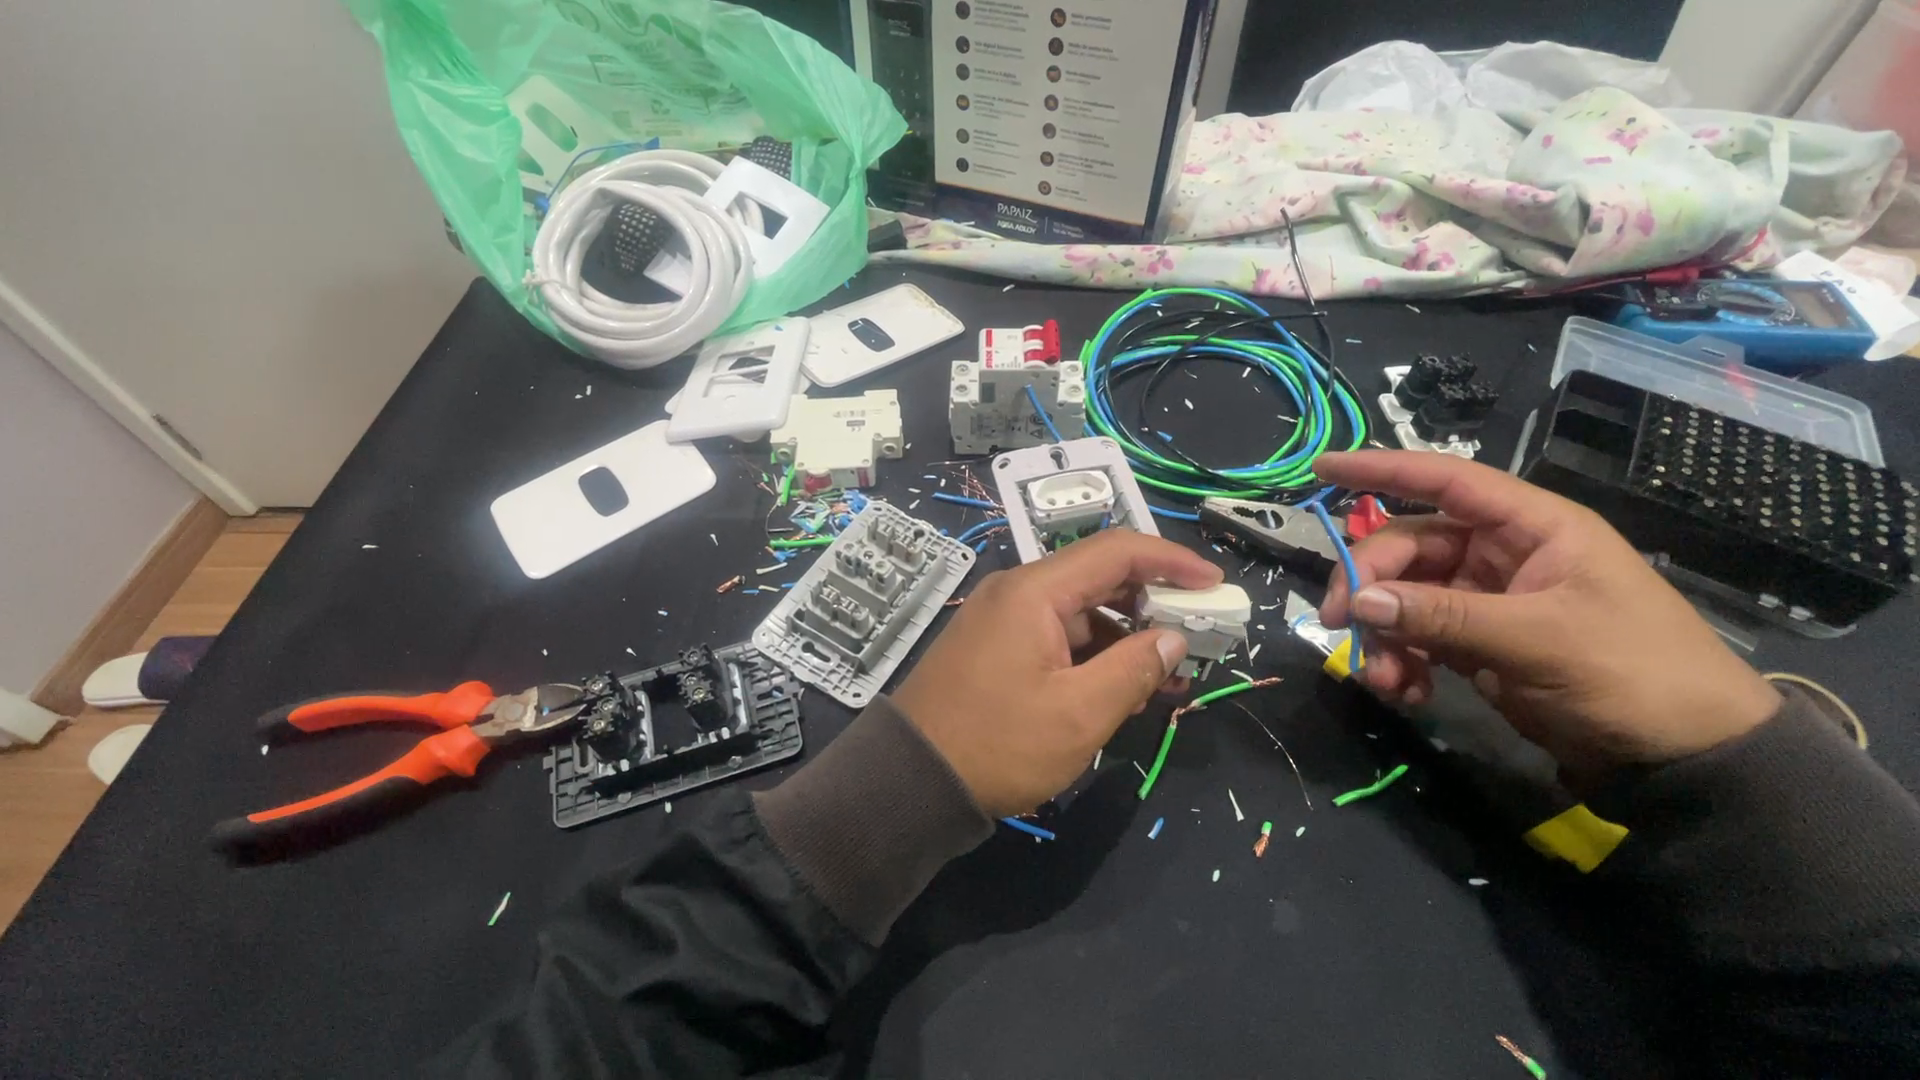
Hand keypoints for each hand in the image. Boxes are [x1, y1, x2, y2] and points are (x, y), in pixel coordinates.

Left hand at [893, 530, 1219, 815]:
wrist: (911, 781)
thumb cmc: (999, 745)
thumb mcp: (1079, 714)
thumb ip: (1133, 668)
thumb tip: (1173, 637)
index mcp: (1035, 591)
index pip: (1117, 551)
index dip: (1173, 561)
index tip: (1216, 584)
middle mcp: (1017, 592)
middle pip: (1099, 579)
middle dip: (1154, 605)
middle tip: (1200, 638)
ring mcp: (1003, 621)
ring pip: (1081, 614)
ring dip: (1126, 640)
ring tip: (1169, 682)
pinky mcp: (997, 649)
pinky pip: (1057, 639)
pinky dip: (1094, 658)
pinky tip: (1123, 691)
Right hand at [1315, 450, 1780, 778]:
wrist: (1682, 758)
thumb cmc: (1632, 674)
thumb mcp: (1539, 640)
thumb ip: (1444, 616)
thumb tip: (1360, 601)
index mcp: (1532, 528)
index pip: (1446, 481)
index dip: (1382, 469)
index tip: (1322, 468)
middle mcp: (1502, 554)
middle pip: (1409, 547)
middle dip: (1369, 582)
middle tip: (1340, 622)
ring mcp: (1485, 600)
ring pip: (1403, 596)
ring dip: (1381, 634)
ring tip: (1382, 678)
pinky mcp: (1475, 642)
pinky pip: (1415, 637)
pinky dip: (1400, 661)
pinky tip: (1405, 691)